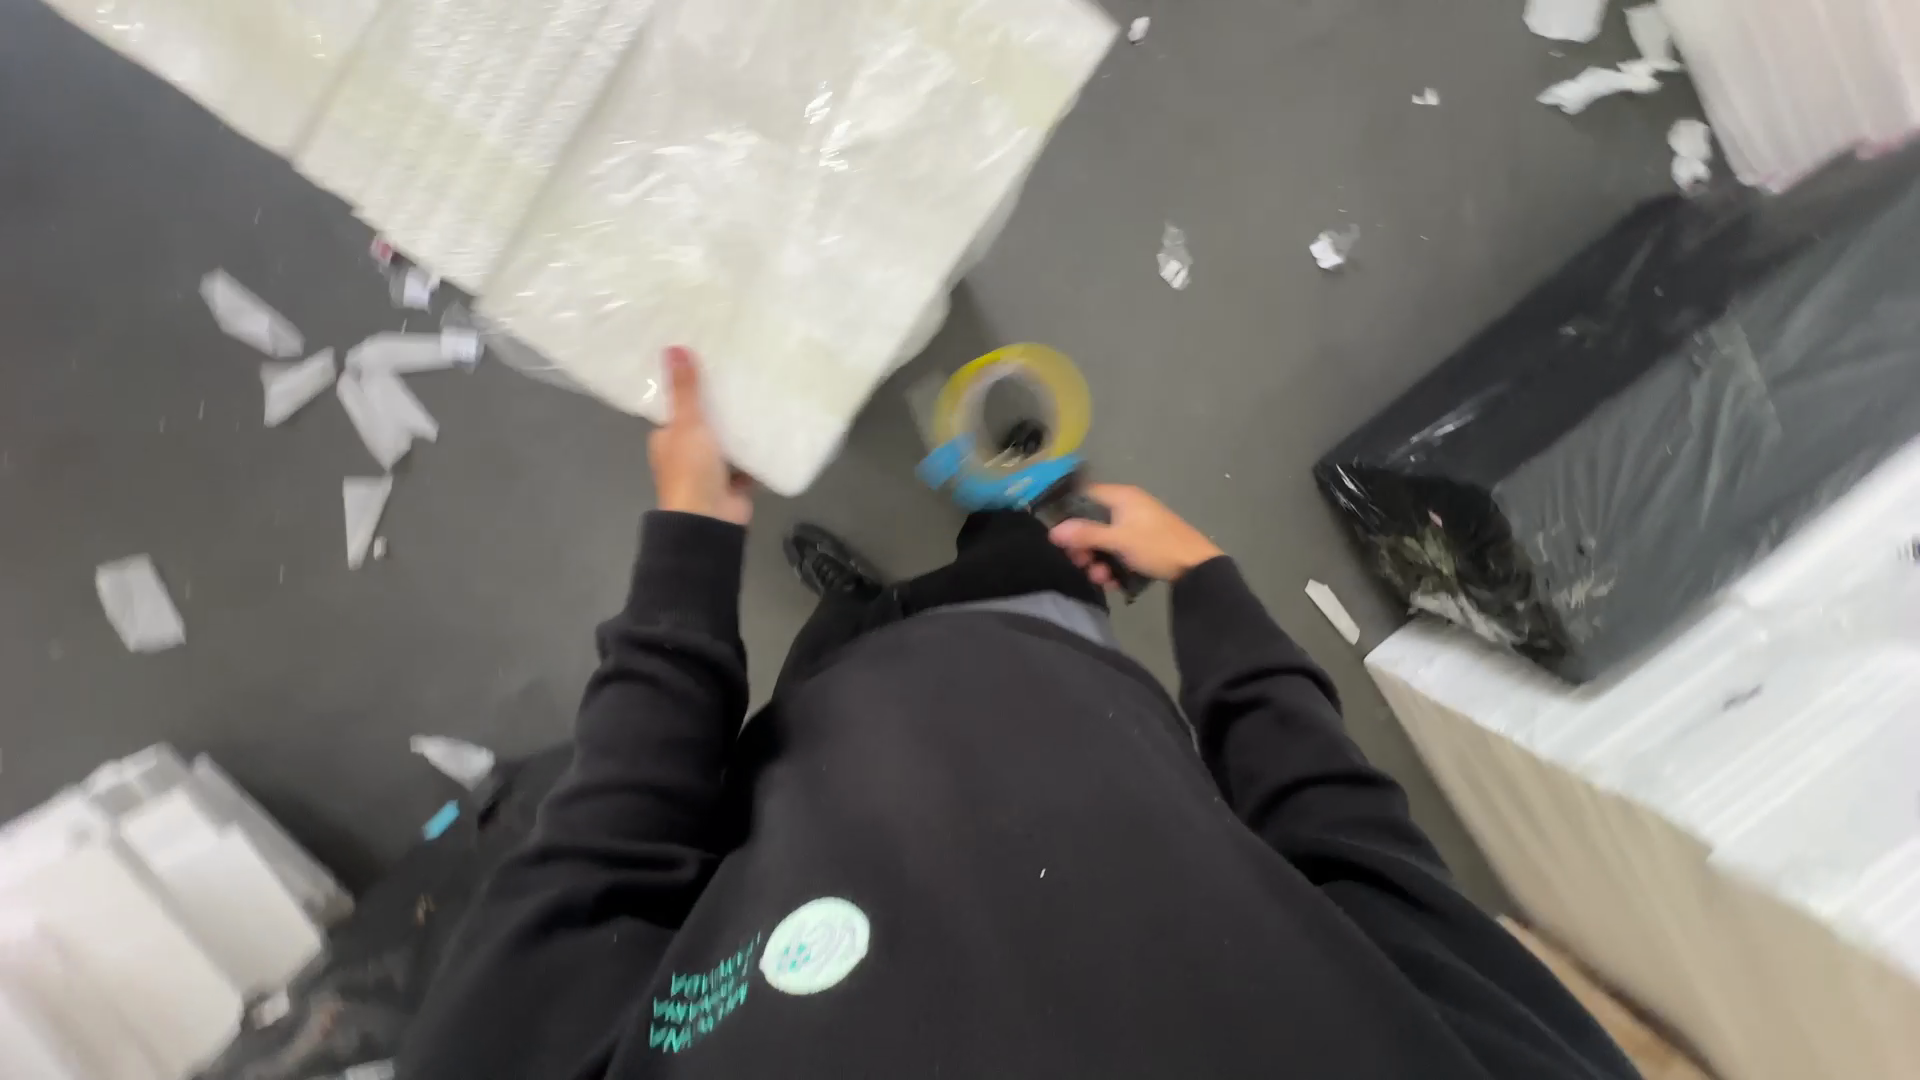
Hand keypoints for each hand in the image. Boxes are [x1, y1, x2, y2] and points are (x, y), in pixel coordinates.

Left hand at [649, 346, 752, 525]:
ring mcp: (711, 471)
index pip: (676, 410)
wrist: (709, 518)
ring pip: (727, 444)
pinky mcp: (734, 484)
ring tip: (760, 400)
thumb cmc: (691, 470)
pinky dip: (757, 453)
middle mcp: (686, 455)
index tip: (707, 368)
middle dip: (719, 410)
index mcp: (666, 440)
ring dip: (739, 431)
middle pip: (704, 426)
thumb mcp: (686, 423)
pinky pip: (747, 463)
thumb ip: (685, 389)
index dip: (689, 392)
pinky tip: (772, 433)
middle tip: (741, 380)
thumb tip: (673, 347)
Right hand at [1049, 484, 1222, 583]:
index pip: (1085, 495)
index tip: (1059, 535)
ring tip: (1101, 578)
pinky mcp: (1142, 543)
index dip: (1069, 512)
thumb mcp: (1118, 540)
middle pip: (1092, 522)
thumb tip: (1053, 531)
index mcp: (1122, 497)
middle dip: (1084, 545)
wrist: (1197, 567)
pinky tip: (1113, 581)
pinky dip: (1112, 564)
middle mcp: (1127, 506)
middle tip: (1080, 563)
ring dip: (1097, 560)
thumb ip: (1085, 534)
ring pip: (1104, 540)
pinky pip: (1118, 550)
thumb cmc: (1156, 546)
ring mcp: (1135, 525)